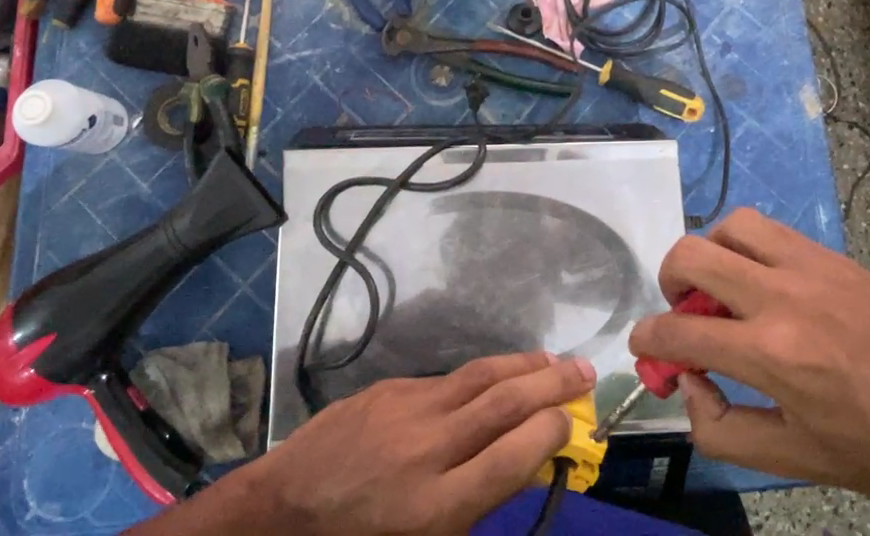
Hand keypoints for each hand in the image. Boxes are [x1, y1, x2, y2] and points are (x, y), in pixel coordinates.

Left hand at [131, 351, 595, 535]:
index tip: (571, 421)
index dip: (549, 432)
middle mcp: (427, 449)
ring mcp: (405, 411)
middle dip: (551, 385)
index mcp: (439, 504)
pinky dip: (482, 374)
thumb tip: (525, 457)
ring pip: (478, 376)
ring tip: (555, 361)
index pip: (511, 455)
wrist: (284, 509)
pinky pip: (446, 379)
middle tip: (585, 371)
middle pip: (502, 405)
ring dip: (523, 365)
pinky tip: (499, 374)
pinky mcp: (388, 388)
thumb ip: (478, 500)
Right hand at [628, 208, 869, 518]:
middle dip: (668, 283)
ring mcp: (812, 267)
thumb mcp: (796, 460)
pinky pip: (773, 231)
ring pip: (731, 225)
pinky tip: (767, 285)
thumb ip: (722, 428)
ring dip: (710, 253)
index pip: (677, 331)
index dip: (646, 339)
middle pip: (690, 255)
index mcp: (770, 353)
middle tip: (684, 314)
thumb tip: (690, 385)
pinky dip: (749, 248)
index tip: (646, 347)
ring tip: (723, 288)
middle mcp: (782, 295)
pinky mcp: (837, 258)